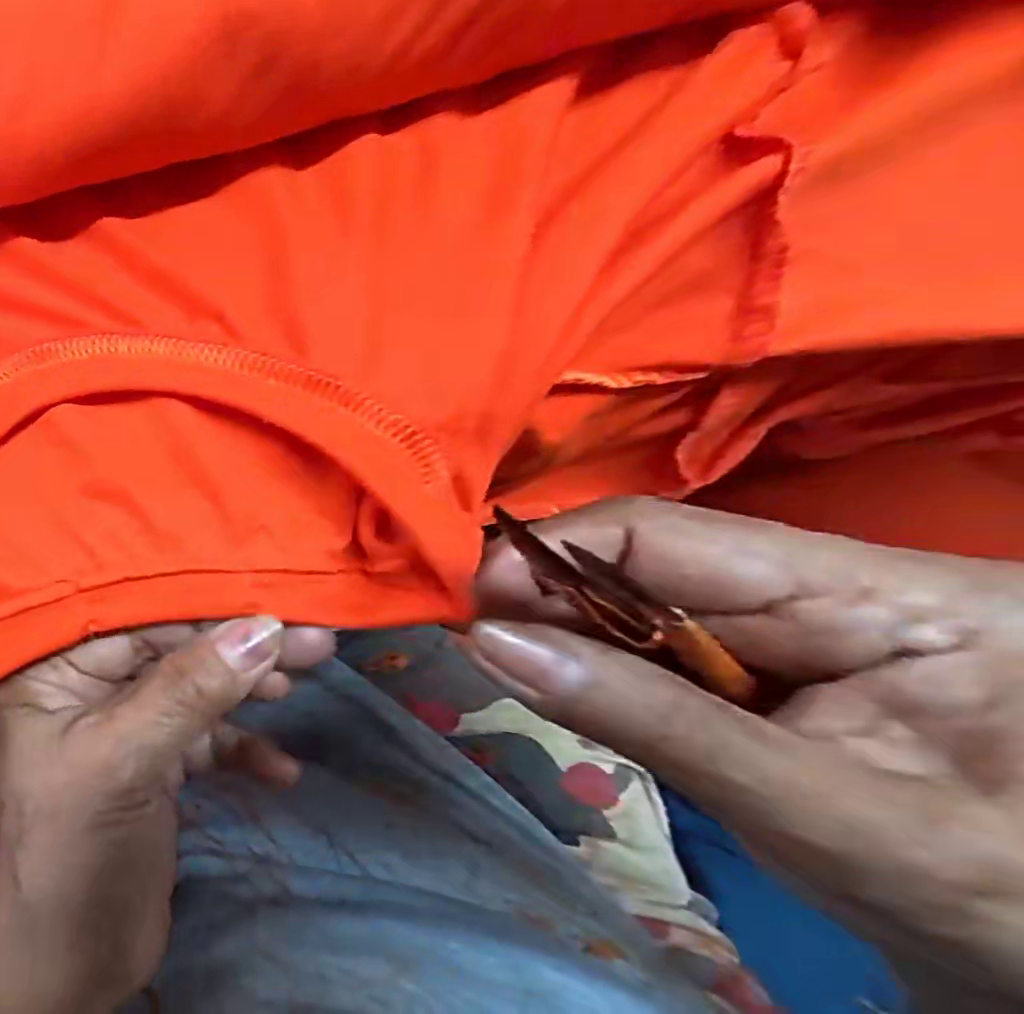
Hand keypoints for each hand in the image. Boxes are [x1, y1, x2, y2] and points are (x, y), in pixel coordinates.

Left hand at [0, 618, 336, 1013]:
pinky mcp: (152, 764)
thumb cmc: (69, 850)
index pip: (133, 619)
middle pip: (171, 650)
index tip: (273, 603)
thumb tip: (263, 629)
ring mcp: (121, 725)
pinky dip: (240, 748)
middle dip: (235, 647)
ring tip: (295, 689)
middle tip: (312, 640)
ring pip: (192, 690)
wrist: (62, 967)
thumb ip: (189, 692)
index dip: (202, 610)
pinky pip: (203, 739)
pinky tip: (279, 769)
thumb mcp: (123, 760)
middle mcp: (84, 686)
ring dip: (244, 691)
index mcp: (52, 669)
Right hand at [467, 497, 1023, 1007]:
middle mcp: (833, 586)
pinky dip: (600, 672)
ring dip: (567, 642)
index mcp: (888, 593)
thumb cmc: (1003, 908)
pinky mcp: (771, 665)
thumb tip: (486, 642)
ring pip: (637, 611)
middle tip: (472, 642)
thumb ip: (648, 720)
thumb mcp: (825, 817)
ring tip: (508, 667)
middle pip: (642, 566)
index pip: (668, 534)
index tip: (471, 602)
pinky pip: (655, 652)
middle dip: (549, 604)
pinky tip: (566, 687)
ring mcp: (800, 626)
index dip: (552, 556)